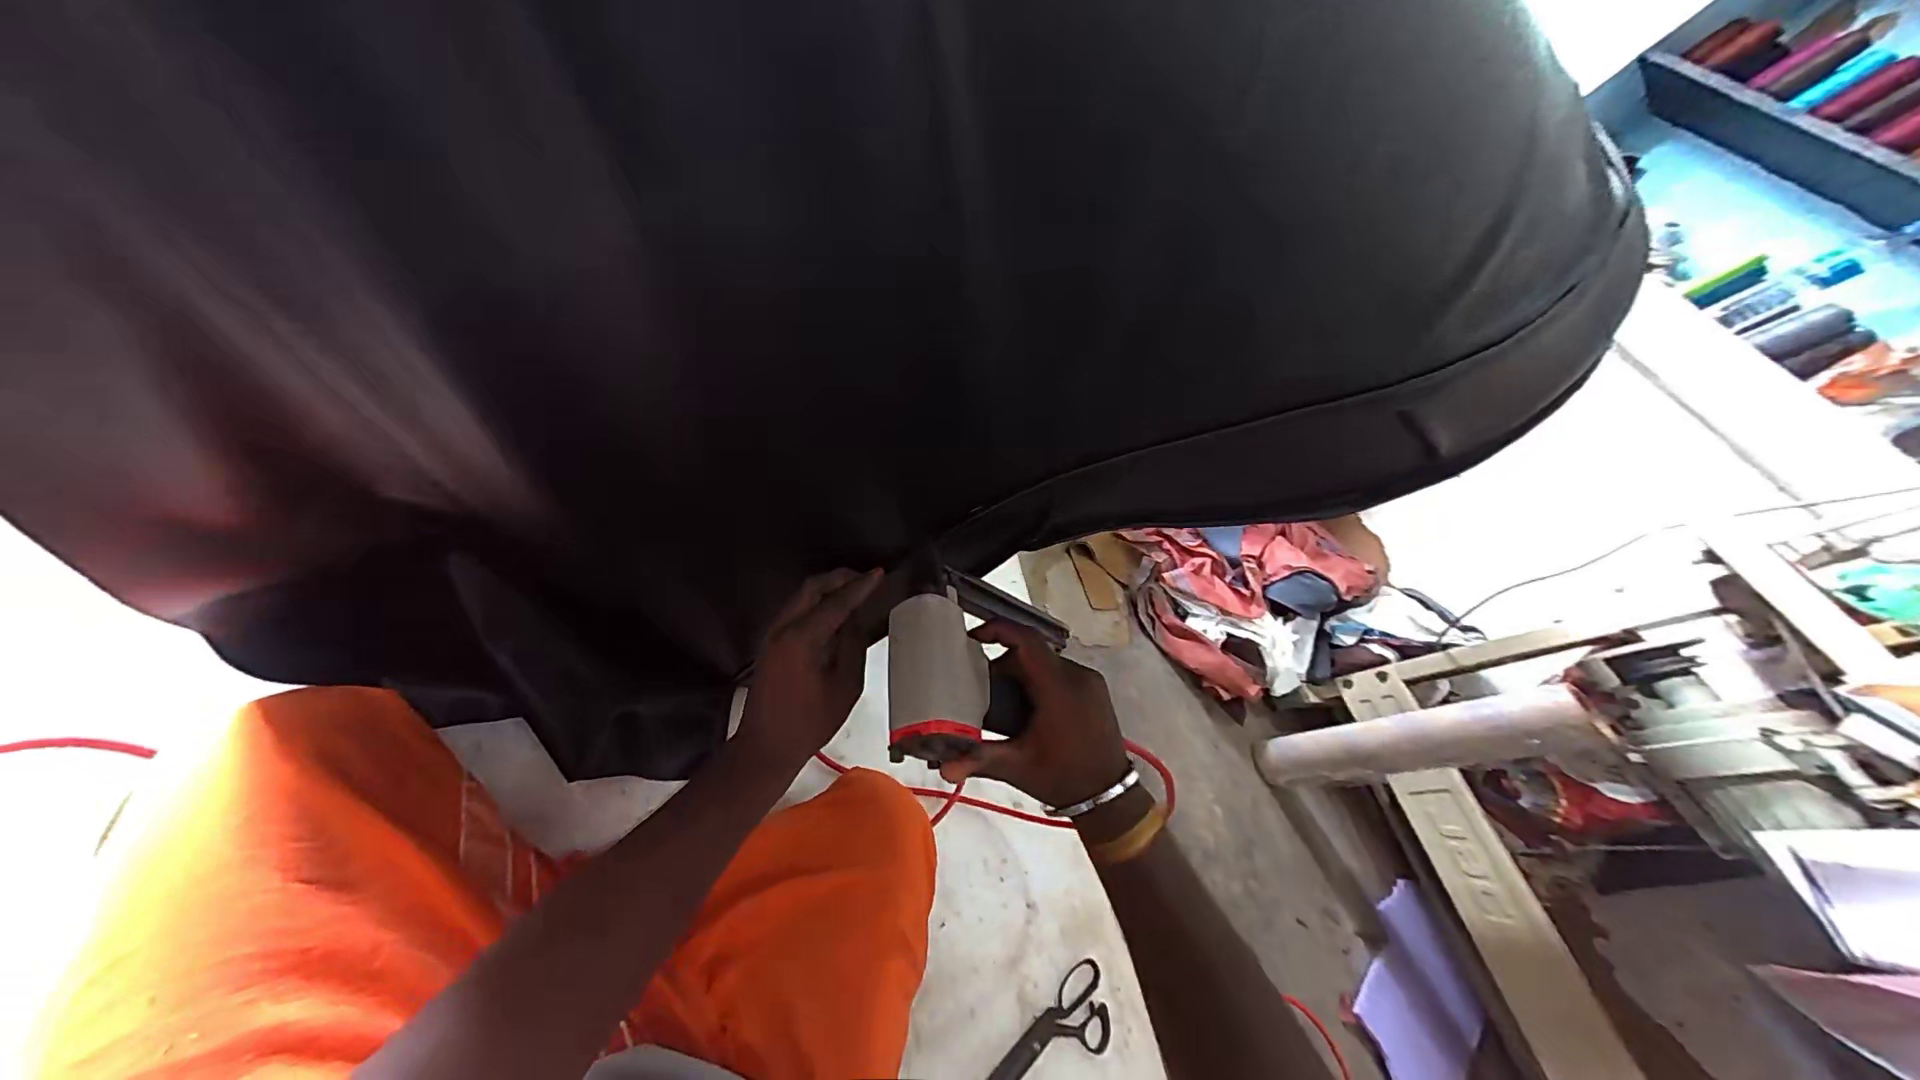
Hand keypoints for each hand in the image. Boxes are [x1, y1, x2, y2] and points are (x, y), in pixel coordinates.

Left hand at [733, 568, 883, 769]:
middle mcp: (782, 629)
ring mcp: (772, 634)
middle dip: (840, 578)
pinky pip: (796, 609)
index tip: (879, 574)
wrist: (765, 746)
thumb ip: (852, 646)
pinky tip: (835, 611)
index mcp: (801, 639)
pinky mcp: (770, 643)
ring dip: (827, 588)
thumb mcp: (845, 687)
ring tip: (854, 590)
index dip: (860, 587)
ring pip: (801, 596)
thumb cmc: (809, 723)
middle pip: (812, 587)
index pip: (835, 602)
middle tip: (866, 579)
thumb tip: (855, 620)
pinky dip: (817, 602)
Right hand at [938, 619, 1131, 809]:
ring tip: (1002, 700)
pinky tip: (1028, 707)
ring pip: (1046, 662)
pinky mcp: (1095, 689)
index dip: (999, 629)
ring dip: (1022, 673)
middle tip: (981, 685)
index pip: (1027, 640)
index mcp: (1058, 688)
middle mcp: (1077, 676)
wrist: (1109, 796)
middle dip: (1003, 664)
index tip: (974, 636)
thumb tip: (943, 767)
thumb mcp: (1018, 767)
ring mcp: (1090, 681)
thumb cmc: (1063, 778)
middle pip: (1032, 653)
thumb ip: (979, 759)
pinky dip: (1039, 680)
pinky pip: (1060, 672)